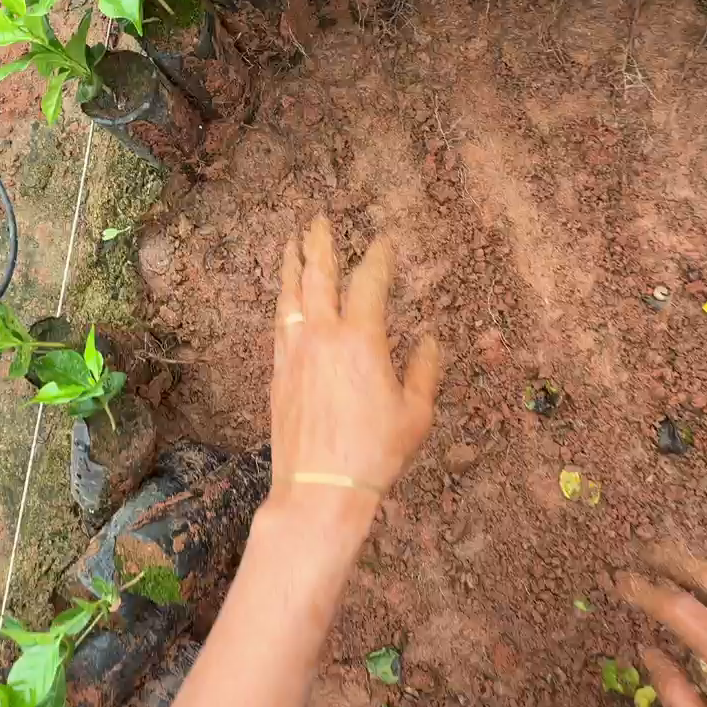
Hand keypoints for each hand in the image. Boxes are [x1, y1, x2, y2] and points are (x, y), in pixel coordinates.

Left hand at [265, 216, 440, 545]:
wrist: (320, 485)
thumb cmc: (375, 451)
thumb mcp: (415, 413)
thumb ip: (423, 370)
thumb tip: (428, 340)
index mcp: (360, 339)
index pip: (369, 282)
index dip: (378, 257)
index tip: (383, 241)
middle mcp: (322, 335)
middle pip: (318, 276)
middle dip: (319, 244)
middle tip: (317, 220)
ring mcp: (294, 352)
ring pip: (290, 297)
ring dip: (292, 267)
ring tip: (291, 246)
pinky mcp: (277, 373)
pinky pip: (279, 325)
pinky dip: (283, 304)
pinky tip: (284, 300)